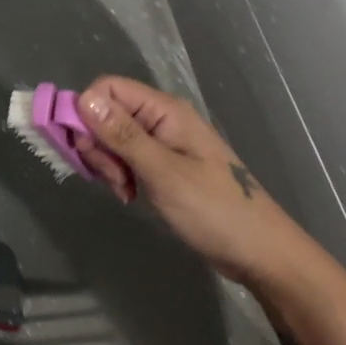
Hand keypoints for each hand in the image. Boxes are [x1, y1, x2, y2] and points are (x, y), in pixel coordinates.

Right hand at [72, 76, 311, 285]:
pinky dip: (119, 173)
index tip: (88, 149)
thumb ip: (123, 135)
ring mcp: (162, 142)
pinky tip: (129, 194)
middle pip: (105, 112)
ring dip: (106, 162)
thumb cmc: (216, 210)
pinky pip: (125, 156)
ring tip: (124, 190)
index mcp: (164, 111)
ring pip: (111, 136)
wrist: (262, 255)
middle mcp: (160, 119)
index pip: (107, 89)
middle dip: (97, 143)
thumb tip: (83, 99)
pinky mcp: (162, 164)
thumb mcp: (164, 173)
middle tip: (112, 176)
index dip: (86, 112)